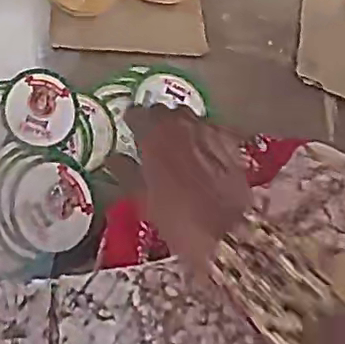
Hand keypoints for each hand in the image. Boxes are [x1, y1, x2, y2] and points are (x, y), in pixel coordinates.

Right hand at [124, 106, 250, 274]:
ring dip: (181, 126)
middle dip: (156, 121)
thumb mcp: (142, 199)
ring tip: (178, 147)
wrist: (228, 232)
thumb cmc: (177, 218)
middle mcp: (180, 122)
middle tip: (153, 140)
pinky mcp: (230, 140)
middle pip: (163, 111)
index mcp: (153, 133)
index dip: (132, 121)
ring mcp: (208, 128)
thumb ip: (126, 172)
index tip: (130, 130)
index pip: (136, 113)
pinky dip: (204, 137)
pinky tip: (205, 154)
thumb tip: (114, 158)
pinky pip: (210, 130)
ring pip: (188, 117)